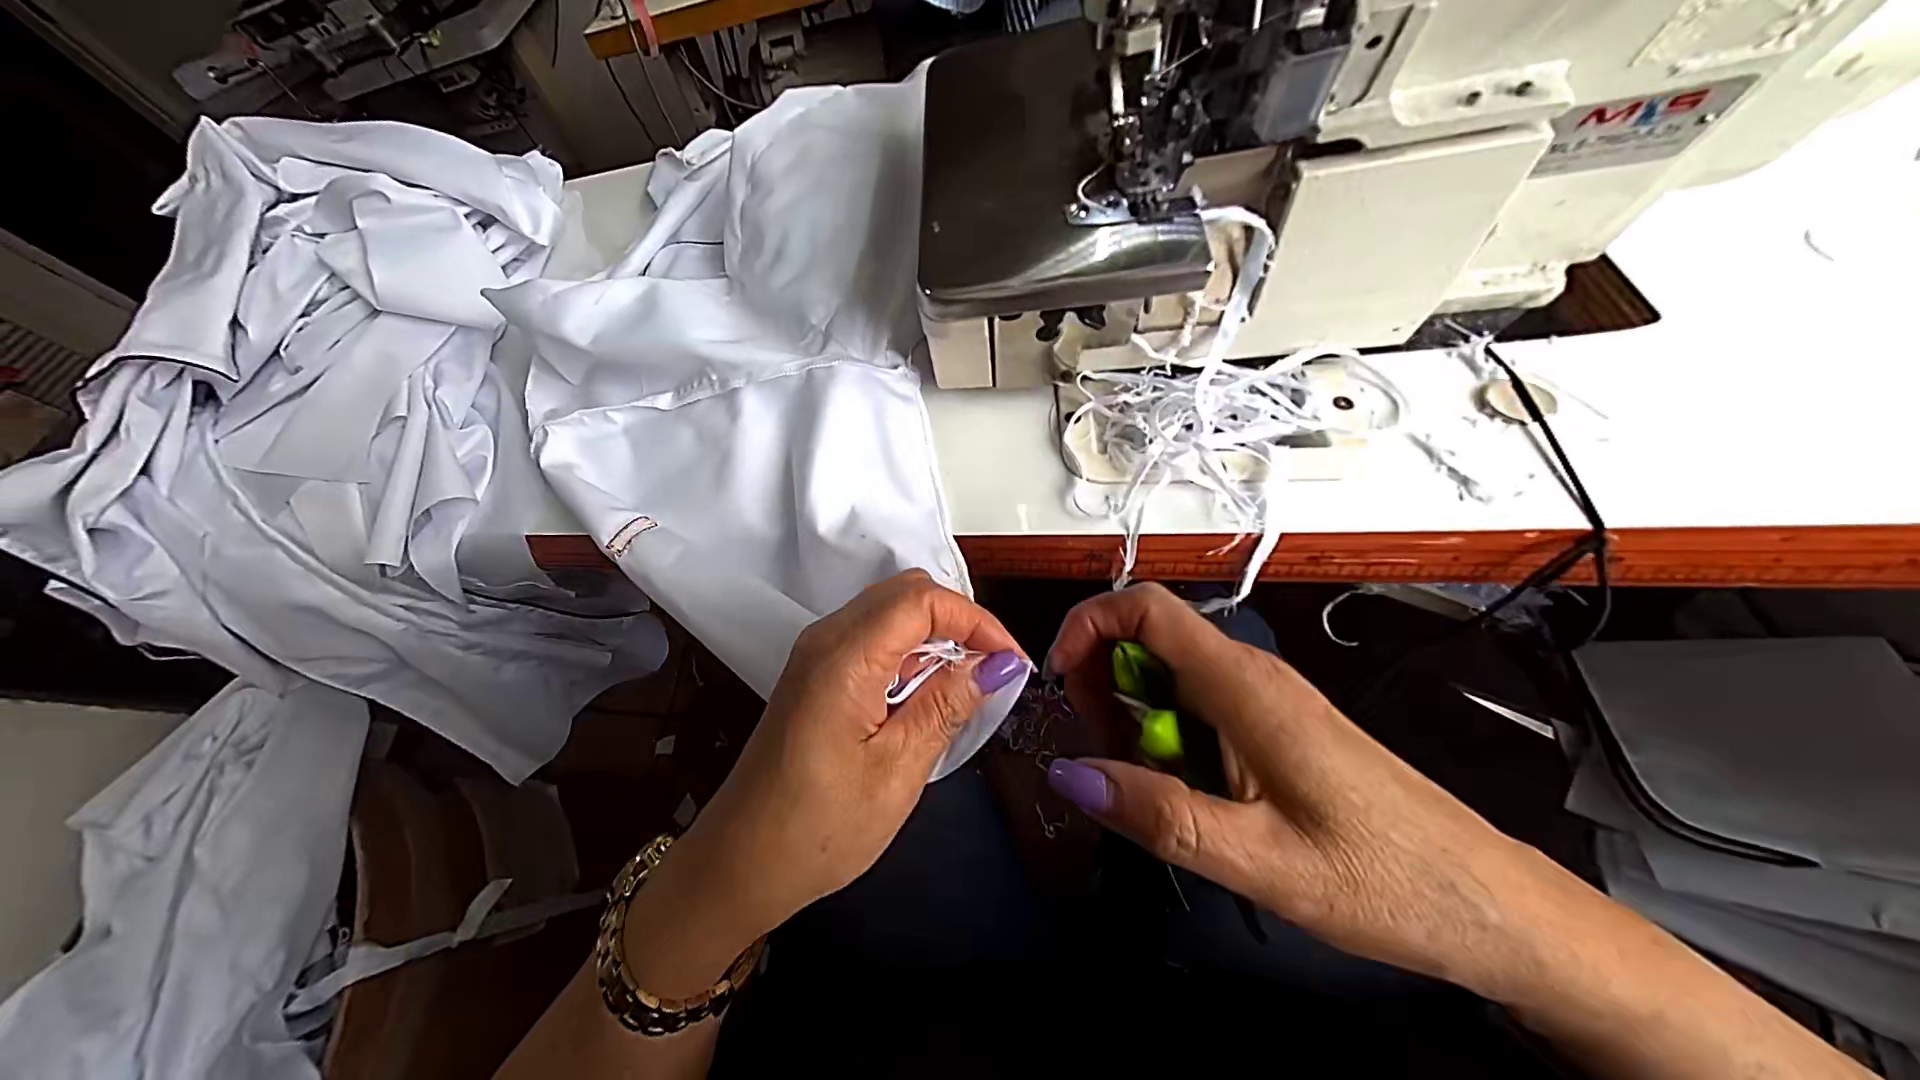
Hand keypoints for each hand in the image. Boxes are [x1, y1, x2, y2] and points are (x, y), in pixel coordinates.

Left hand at [622, 570, 1026, 995]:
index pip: (921, 600)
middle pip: (905, 593)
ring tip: (970, 682)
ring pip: (890, 611)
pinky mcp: (816, 672)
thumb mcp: (897, 770)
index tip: (1011, 661)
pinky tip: (928, 691)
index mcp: (844, 658)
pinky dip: (911, 650)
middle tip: (994, 668)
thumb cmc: (819, 828)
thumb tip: (998, 664)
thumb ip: (947, 705)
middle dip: (959, 620)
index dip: (976, 619)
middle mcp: (825, 639)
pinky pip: (873, 636)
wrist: (741, 862)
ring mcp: (816, 653)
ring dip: (936, 635)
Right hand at [1042, 583, 1547, 993]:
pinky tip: (1187, 794)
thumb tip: (1072, 774)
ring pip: (1166, 679)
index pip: (1145, 608)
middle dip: (1103, 688)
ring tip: (1151, 789)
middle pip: (1145, 641)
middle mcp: (1251, 677)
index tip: (1060, 679)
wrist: (1487, 903)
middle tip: (1106, 759)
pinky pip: (1194, 709)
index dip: (1087, 625)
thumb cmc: (1390, 880)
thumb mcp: (1257, 861)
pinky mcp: (1271, 725)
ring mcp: (1262, 699)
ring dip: (1133, 722)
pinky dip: (1166, 740)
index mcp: (1244, 687)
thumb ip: (1156, 814)